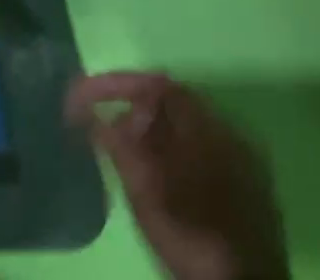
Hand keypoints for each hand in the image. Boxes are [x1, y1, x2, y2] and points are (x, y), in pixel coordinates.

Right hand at [67, 73, 289, 279]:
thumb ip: (117, 142)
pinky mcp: (241, 183)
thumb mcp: (144, 188)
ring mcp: (240, 160)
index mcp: (209, 132)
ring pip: (181, 127)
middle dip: (128, 111)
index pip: (156, 85)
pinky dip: (165, 150)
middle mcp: (229, 137)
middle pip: (169, 102)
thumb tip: (87, 110)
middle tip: (101, 134)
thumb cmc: (190, 235)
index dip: (113, 85)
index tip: (78, 98)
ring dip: (145, 132)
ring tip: (122, 157)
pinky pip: (195, 147)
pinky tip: (149, 173)